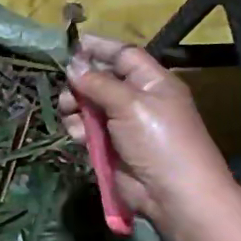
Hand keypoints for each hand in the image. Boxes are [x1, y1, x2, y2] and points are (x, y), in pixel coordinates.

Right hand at [58, 34, 234, 222]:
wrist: (173, 194)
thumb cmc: (159, 139)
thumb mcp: (131, 103)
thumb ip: (99, 83)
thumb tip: (73, 66)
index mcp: (152, 81)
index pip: (123, 55)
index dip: (99, 49)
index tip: (72, 46)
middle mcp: (138, 100)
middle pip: (102, 81)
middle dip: (81, 82)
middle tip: (66, 90)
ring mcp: (124, 126)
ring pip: (90, 107)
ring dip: (76, 107)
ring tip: (69, 113)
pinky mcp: (112, 149)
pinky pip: (89, 132)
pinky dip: (80, 130)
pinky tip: (77, 135)